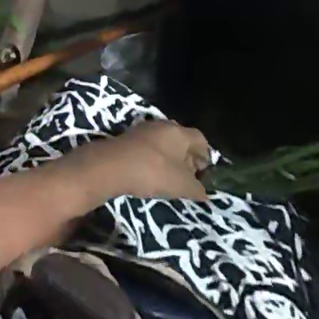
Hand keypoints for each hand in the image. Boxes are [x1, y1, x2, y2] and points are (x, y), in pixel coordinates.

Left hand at [67, 120, 210, 202]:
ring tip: (170, 178)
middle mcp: (162, 125)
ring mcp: (143, 129)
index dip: (206, 156)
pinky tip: (151, 173)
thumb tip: (204, 192)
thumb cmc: (153, 172)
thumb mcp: (182, 185)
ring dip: (170, 157)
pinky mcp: (129, 137)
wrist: (112, 166)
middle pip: (181, 139)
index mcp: (179, 132)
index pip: (200, 139)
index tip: (204, 173)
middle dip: (187, 156)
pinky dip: (154, 157)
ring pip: (164, 142)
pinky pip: (149, 146)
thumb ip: (197, 189)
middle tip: (189, 176)